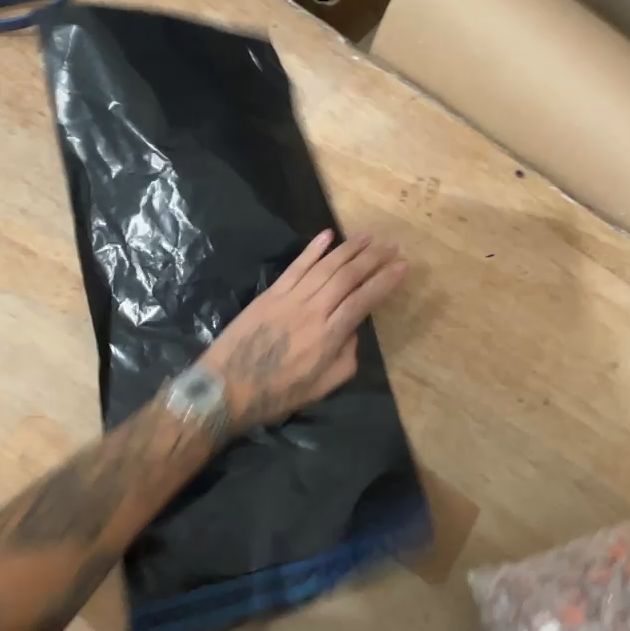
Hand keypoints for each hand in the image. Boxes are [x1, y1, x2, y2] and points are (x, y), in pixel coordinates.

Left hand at [200, 230, 407, 434]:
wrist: (226, 388)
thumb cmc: (277, 394)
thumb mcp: (322, 387)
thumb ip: (346, 359)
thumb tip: (352, 332)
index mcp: (329, 336)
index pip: (364, 300)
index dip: (385, 282)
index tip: (403, 267)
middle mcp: (313, 311)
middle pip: (348, 277)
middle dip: (373, 259)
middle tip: (392, 246)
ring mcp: (290, 298)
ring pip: (325, 266)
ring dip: (349, 249)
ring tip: (369, 237)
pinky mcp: (270, 293)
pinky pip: (296, 267)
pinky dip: (312, 250)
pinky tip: (327, 235)